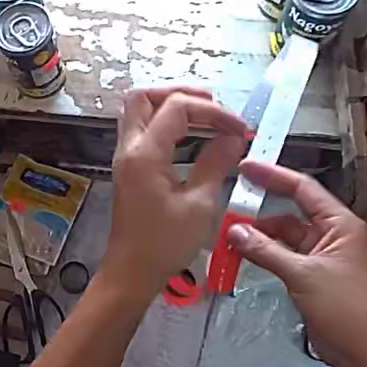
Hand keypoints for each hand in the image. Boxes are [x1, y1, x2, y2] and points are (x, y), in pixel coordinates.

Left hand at [105, 87, 250, 296]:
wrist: (131, 273)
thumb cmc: (164, 244)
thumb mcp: (200, 204)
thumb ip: (216, 163)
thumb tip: (234, 137)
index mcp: (145, 154)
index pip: (177, 108)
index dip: (213, 111)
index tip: (240, 129)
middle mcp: (130, 148)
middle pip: (145, 96)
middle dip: (182, 93)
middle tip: (215, 106)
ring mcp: (126, 157)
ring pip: (141, 110)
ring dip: (172, 106)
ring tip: (208, 118)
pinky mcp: (130, 168)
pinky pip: (144, 130)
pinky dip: (167, 124)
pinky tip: (192, 137)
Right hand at [225, 160, 366, 366]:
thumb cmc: (345, 309)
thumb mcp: (303, 275)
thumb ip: (266, 251)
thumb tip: (234, 231)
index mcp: (340, 224)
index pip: (303, 189)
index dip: (274, 175)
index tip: (246, 166)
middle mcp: (333, 234)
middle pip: (292, 211)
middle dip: (262, 208)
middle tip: (230, 201)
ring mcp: (324, 255)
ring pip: (287, 235)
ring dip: (262, 235)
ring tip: (230, 234)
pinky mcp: (315, 276)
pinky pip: (287, 255)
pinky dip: (267, 254)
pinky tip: (245, 254)